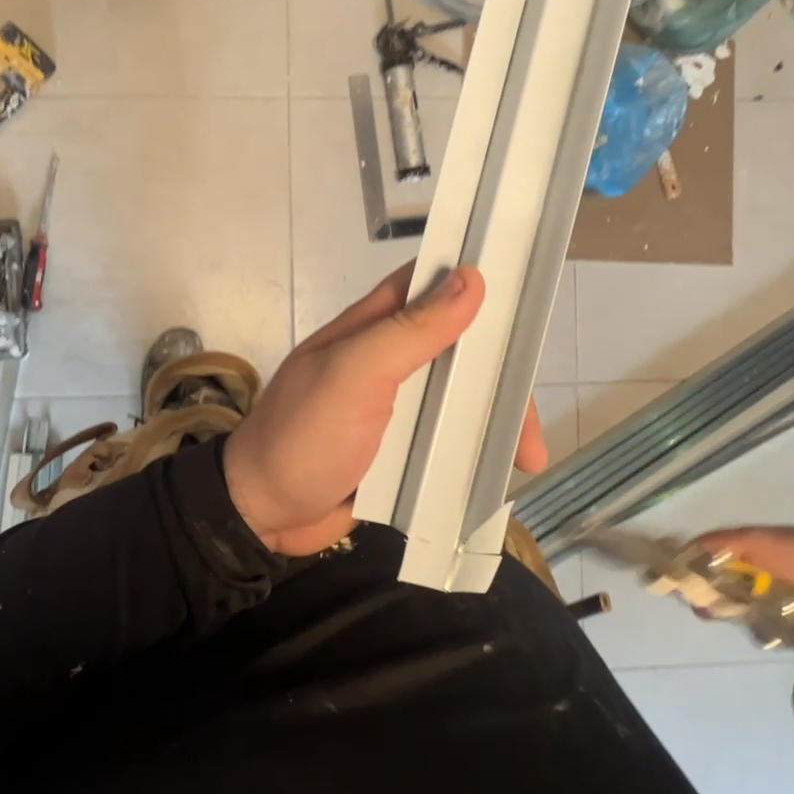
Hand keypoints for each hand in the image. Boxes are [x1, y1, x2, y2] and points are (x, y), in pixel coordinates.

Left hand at [223, 262, 547, 556]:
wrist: (261, 514)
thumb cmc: (302, 437)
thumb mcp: (353, 375)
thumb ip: (409, 330)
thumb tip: (471, 278)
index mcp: (373, 327)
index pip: (432, 284)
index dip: (477, 280)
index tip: (531, 294)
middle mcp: (389, 359)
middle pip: (462, 348)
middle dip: (503, 372)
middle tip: (530, 417)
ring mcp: (396, 407)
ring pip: (461, 397)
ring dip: (496, 420)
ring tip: (528, 459)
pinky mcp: (400, 449)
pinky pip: (448, 440)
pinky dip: (476, 451)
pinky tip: (503, 475)